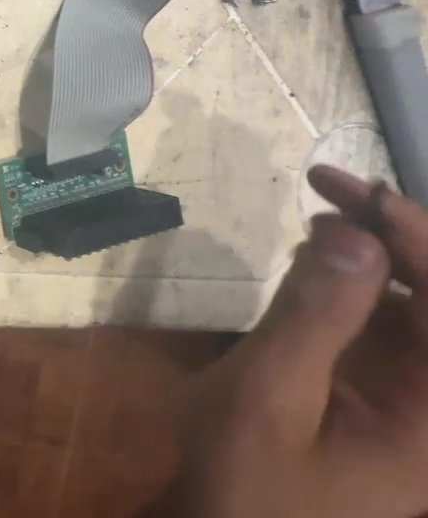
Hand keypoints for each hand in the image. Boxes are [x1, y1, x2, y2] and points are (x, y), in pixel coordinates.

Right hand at [144, 164, 427, 517]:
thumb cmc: (249, 476)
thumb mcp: (268, 393)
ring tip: (330, 216)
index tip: (345, 185)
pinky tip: (337, 266)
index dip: (415, 235)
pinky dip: (384, 292)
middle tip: (332, 187)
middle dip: (408, 237)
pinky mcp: (411, 412)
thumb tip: (349, 232)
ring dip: (397, 258)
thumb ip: (314, 314)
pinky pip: (417, 338)